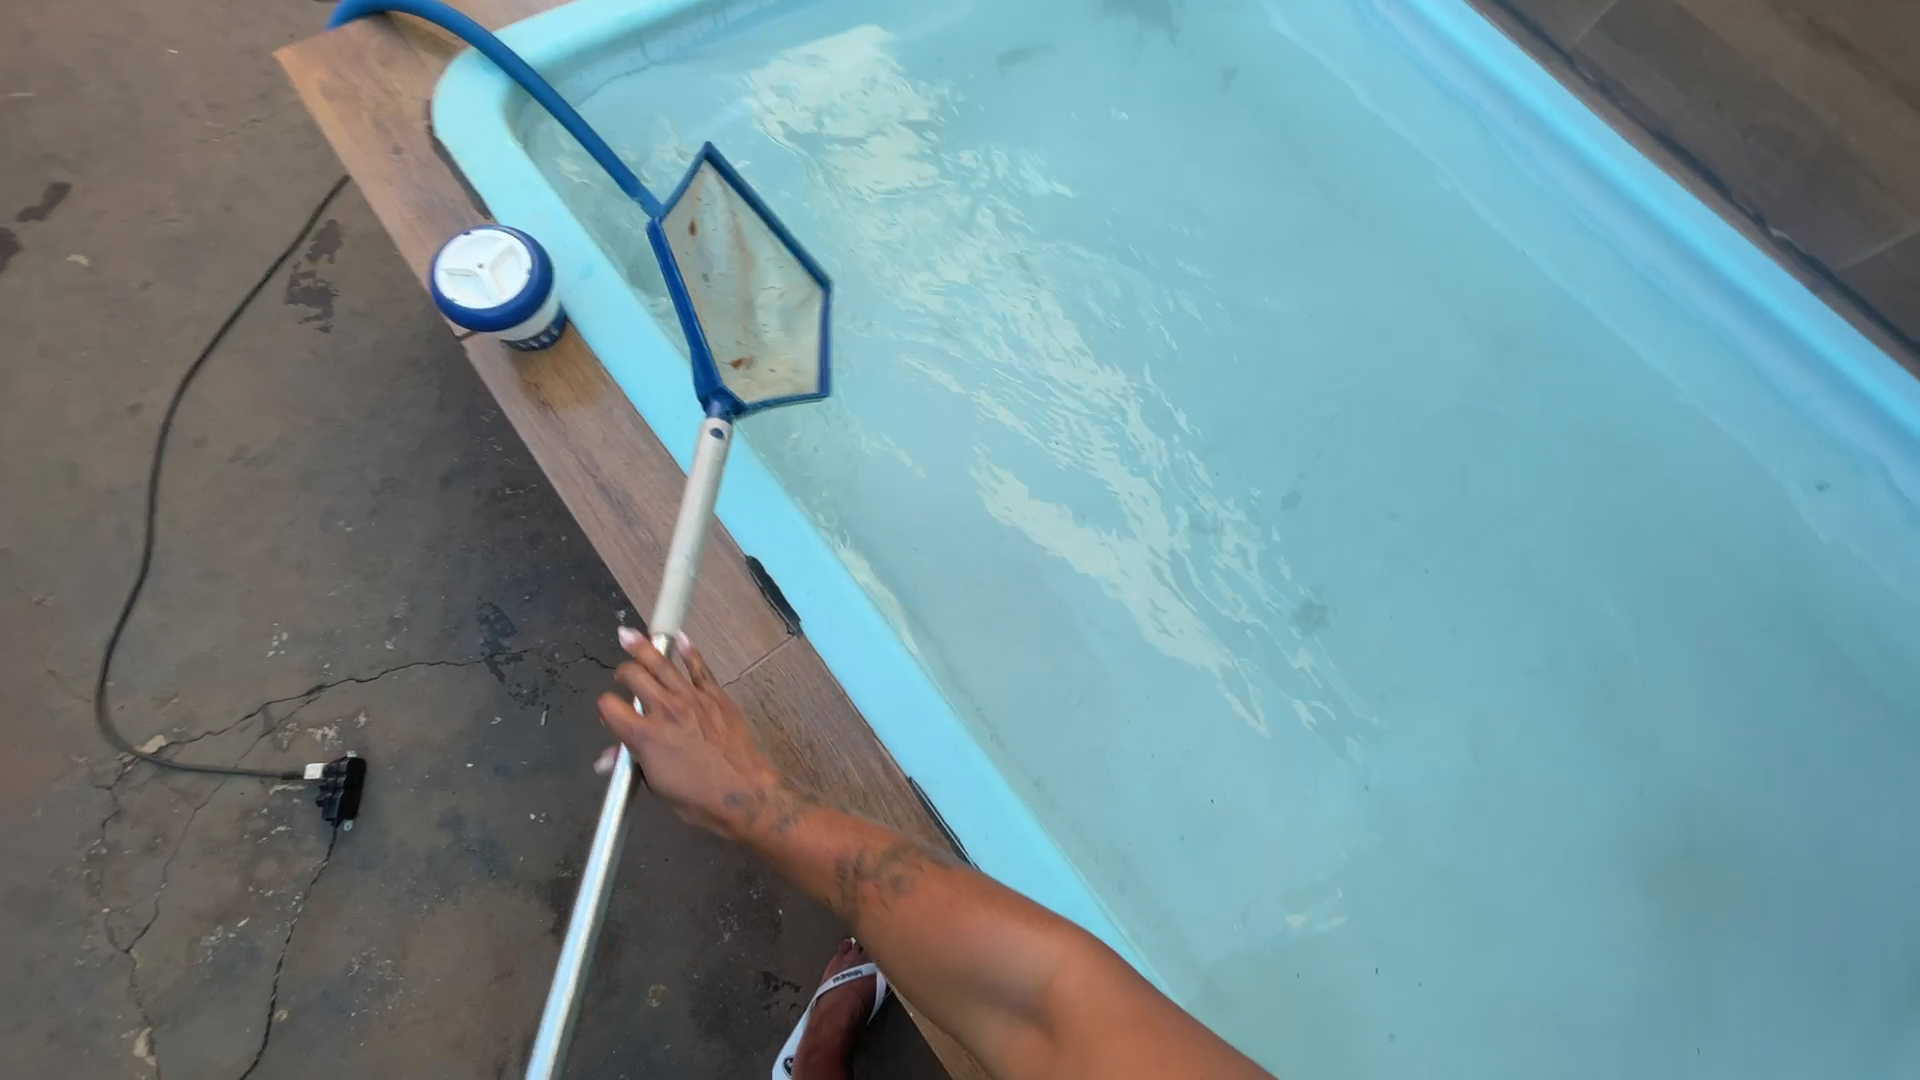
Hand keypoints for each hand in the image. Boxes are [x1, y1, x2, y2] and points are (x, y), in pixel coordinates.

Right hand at [597, 628, 790, 842]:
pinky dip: (688, 651)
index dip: (605, 707)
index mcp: (644, 736)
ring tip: (629, 635)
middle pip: (634, 675)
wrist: (742, 791)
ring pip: (662, 664)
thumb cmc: (696, 798)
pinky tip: (678, 637)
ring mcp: (692, 699)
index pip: (610, 707)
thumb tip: (608, 759)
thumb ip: (632, 763)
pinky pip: (699, 668)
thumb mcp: (655, 785)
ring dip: (643, 647)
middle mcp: (665, 710)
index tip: (610, 711)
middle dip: (623, 672)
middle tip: (623, 674)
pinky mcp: (716, 695)